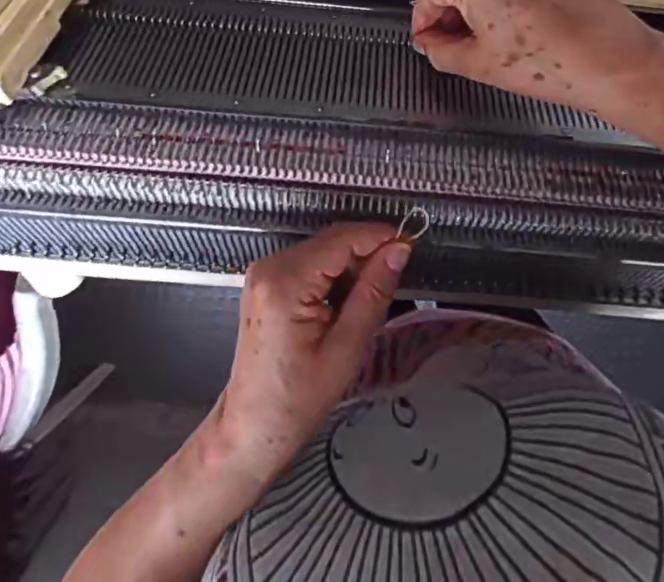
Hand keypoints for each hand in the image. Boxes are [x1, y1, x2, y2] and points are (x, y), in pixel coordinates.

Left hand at [216, 223, 409, 475]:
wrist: (252, 427)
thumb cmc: (298, 398)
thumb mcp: (346, 347)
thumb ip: (373, 292)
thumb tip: (399, 250)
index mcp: (285, 280)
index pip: (341, 238)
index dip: (378, 236)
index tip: (411, 244)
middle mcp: (270, 266)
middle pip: (331, 240)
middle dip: (367, 252)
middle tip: (396, 277)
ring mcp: (264, 272)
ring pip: (323, 250)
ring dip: (352, 265)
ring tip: (371, 297)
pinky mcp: (266, 281)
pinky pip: (310, 263)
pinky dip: (334, 274)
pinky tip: (346, 302)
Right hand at [410, 0, 663, 120]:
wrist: (612, 61)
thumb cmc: (555, 63)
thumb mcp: (481, 66)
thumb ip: (442, 51)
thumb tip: (430, 44)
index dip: (422, 18)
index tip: (425, 37)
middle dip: (445, 2)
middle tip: (447, 35)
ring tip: (480, 32)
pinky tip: (509, 21)